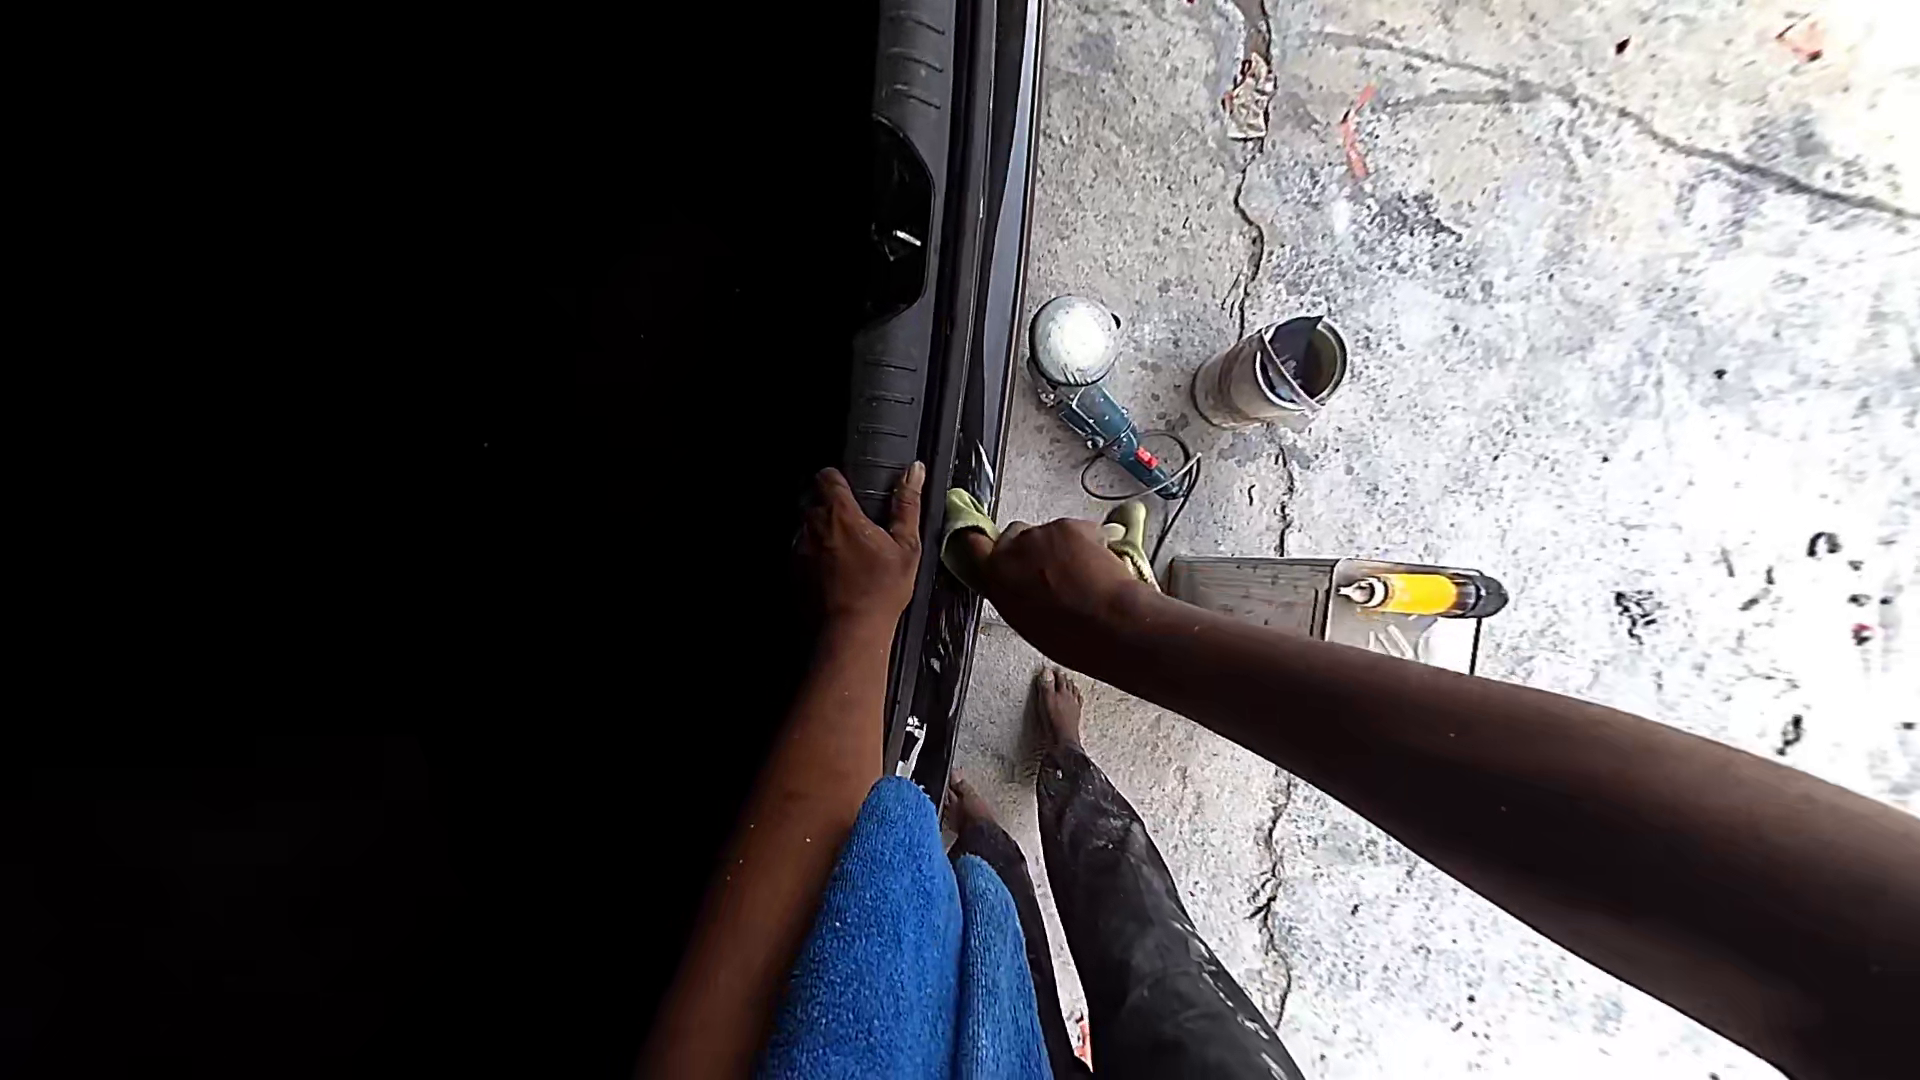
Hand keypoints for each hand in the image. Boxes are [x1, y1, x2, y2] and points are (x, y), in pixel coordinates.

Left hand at [800, 463, 923, 628]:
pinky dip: (814, 555)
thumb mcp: (906, 547)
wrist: (849, 634)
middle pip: (814, 501)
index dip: (837, 479)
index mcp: (840, 514)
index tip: (850, 490)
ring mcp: (798, 550)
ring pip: (806, 527)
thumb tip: (915, 471)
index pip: (826, 476)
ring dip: (821, 532)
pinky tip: (834, 572)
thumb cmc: (880, 593)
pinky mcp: (791, 572)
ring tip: (846, 552)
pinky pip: (800, 551)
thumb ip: (907, 505)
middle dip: (830, 507)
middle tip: (855, 525)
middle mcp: (812, 527)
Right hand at [955, 516, 1148, 659]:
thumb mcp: (1027, 621)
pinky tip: (1100, 565)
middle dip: (1033, 545)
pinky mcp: (1068, 526)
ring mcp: (1039, 536)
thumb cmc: (1072, 637)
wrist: (1109, 624)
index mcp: (995, 580)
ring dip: (1063, 545)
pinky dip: (1089, 541)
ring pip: (1049, 532)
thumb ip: (1014, 593)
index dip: (983, 539)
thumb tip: (1024, 586)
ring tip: (1084, 573)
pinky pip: (1077, 528)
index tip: (993, 541)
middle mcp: (1011, 553)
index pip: (972, 544)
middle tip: (1055, 567)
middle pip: (1016, 534)